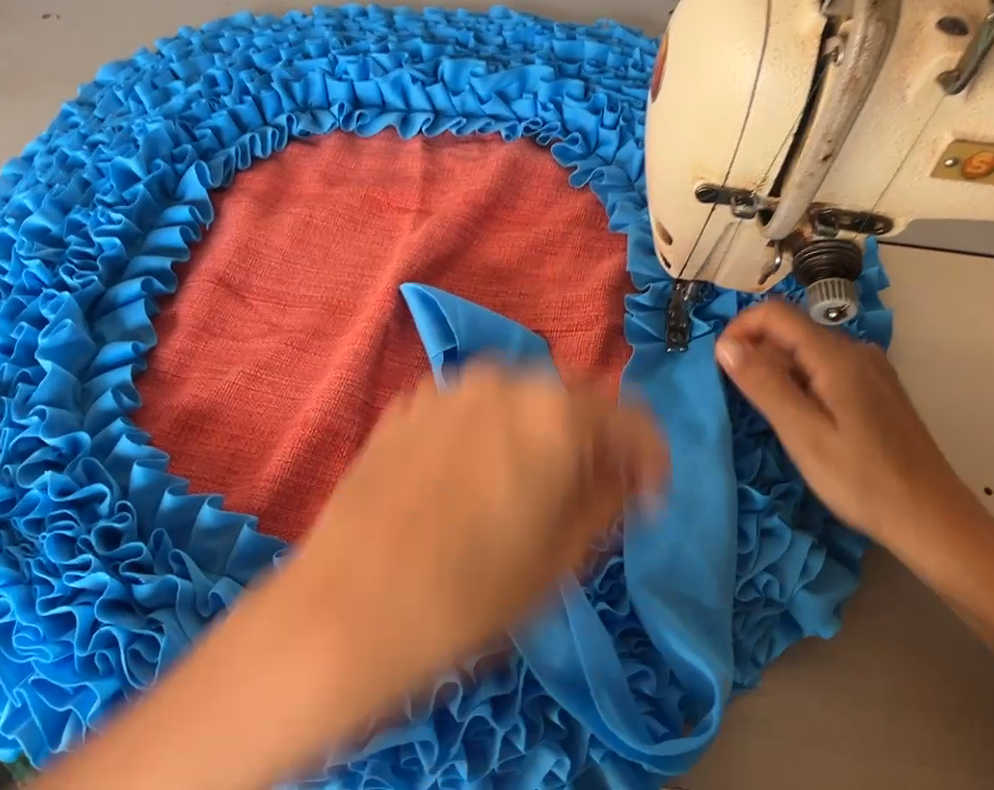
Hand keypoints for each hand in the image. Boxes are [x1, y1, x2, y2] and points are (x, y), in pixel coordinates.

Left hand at [286, 364, 668, 674]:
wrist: (344, 611)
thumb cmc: (467, 597)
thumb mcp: (560, 559)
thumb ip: (607, 499)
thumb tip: (628, 474)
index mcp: (554, 412)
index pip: (630, 419)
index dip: (649, 460)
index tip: (648, 499)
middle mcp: (503, 381)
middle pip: (570, 402)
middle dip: (591, 444)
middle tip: (591, 498)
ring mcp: (447, 389)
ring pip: (517, 404)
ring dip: (538, 437)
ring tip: (529, 494)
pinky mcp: (406, 408)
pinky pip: (470, 413)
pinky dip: (489, 438)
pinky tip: (473, 487)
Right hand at [715, 300, 970, 546]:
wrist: (934, 519)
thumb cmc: (864, 481)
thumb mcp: (804, 435)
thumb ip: (764, 385)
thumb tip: (726, 345)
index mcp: (837, 356)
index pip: (775, 313)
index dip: (740, 329)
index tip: (720, 365)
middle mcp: (856, 352)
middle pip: (793, 330)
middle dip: (757, 352)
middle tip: (740, 399)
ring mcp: (871, 371)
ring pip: (809, 351)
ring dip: (778, 370)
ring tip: (769, 414)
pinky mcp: (878, 391)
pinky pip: (828, 370)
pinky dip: (802, 383)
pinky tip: (803, 421)